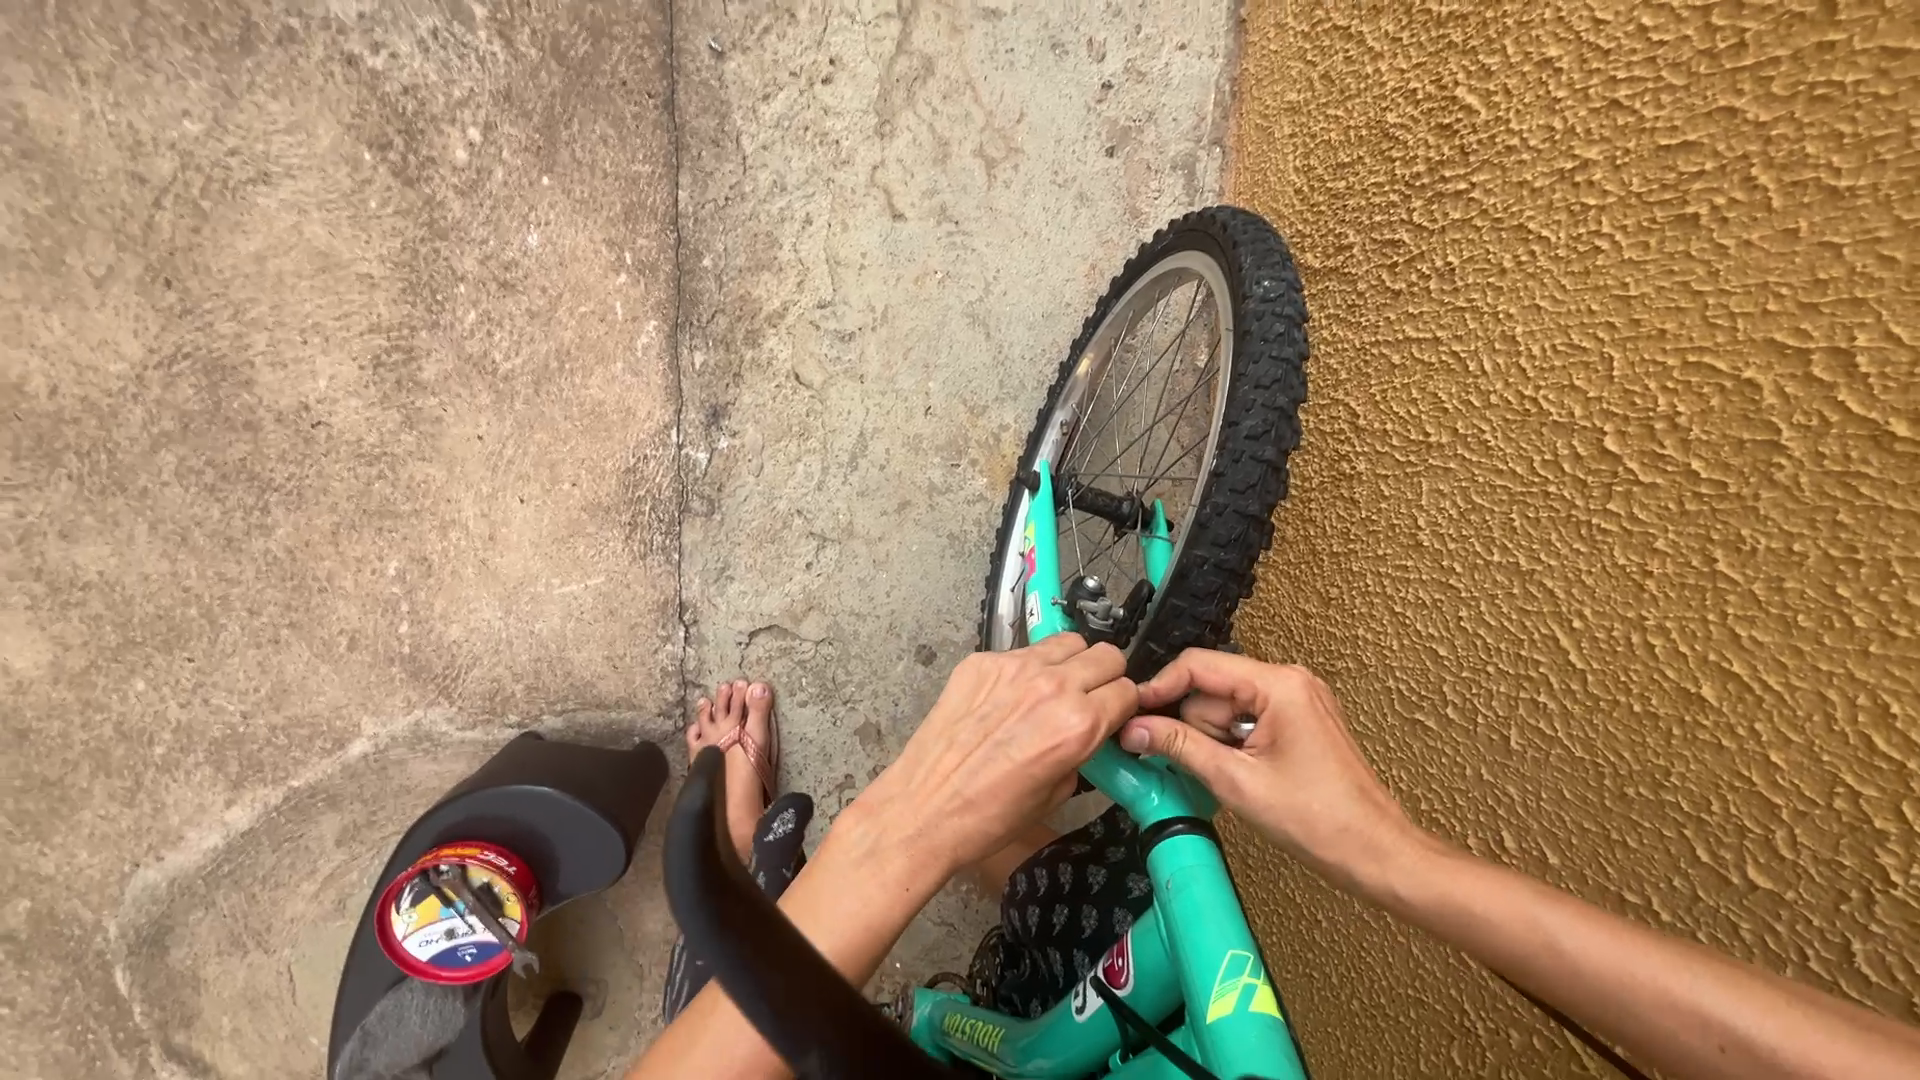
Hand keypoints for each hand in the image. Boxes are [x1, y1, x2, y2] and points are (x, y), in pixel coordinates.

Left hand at [847, 634, 1137, 885]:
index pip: (1127, 691)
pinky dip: (1026, 669)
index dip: (1124, 706)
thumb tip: (1091, 733)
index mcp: (1078, 725)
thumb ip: (1083, 751)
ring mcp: (1012, 669)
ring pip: (1067, 642)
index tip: (1114, 714)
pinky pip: (1021, 652)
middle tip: (1090, 697)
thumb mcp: (1057, 793)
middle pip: (1106, 654)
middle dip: (1106, 676)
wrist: (924, 809)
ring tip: (1053, 690)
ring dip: (1070, 663)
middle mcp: (1050, 687)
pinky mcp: (981, 663)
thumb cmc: (988, 816)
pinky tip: (1010, 697)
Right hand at [1126, 648, 1431, 894]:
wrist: (1375, 853)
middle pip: (1209, 687)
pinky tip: (1240, 772)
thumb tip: (1135, 728)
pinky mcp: (1296, 720)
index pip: (1199, 665)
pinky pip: (1244, 718)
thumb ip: (1178, 746)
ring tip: (1232, 777)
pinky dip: (1230, 743)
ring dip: (1214, 740)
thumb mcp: (1234, 780)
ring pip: (1224, 706)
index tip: (1133, 713)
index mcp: (1278, 684)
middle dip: (1195, 726)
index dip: (1160, 688)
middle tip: (1201, 765)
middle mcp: (1289, 681)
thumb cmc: (1320, 820)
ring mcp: (1295, 700)